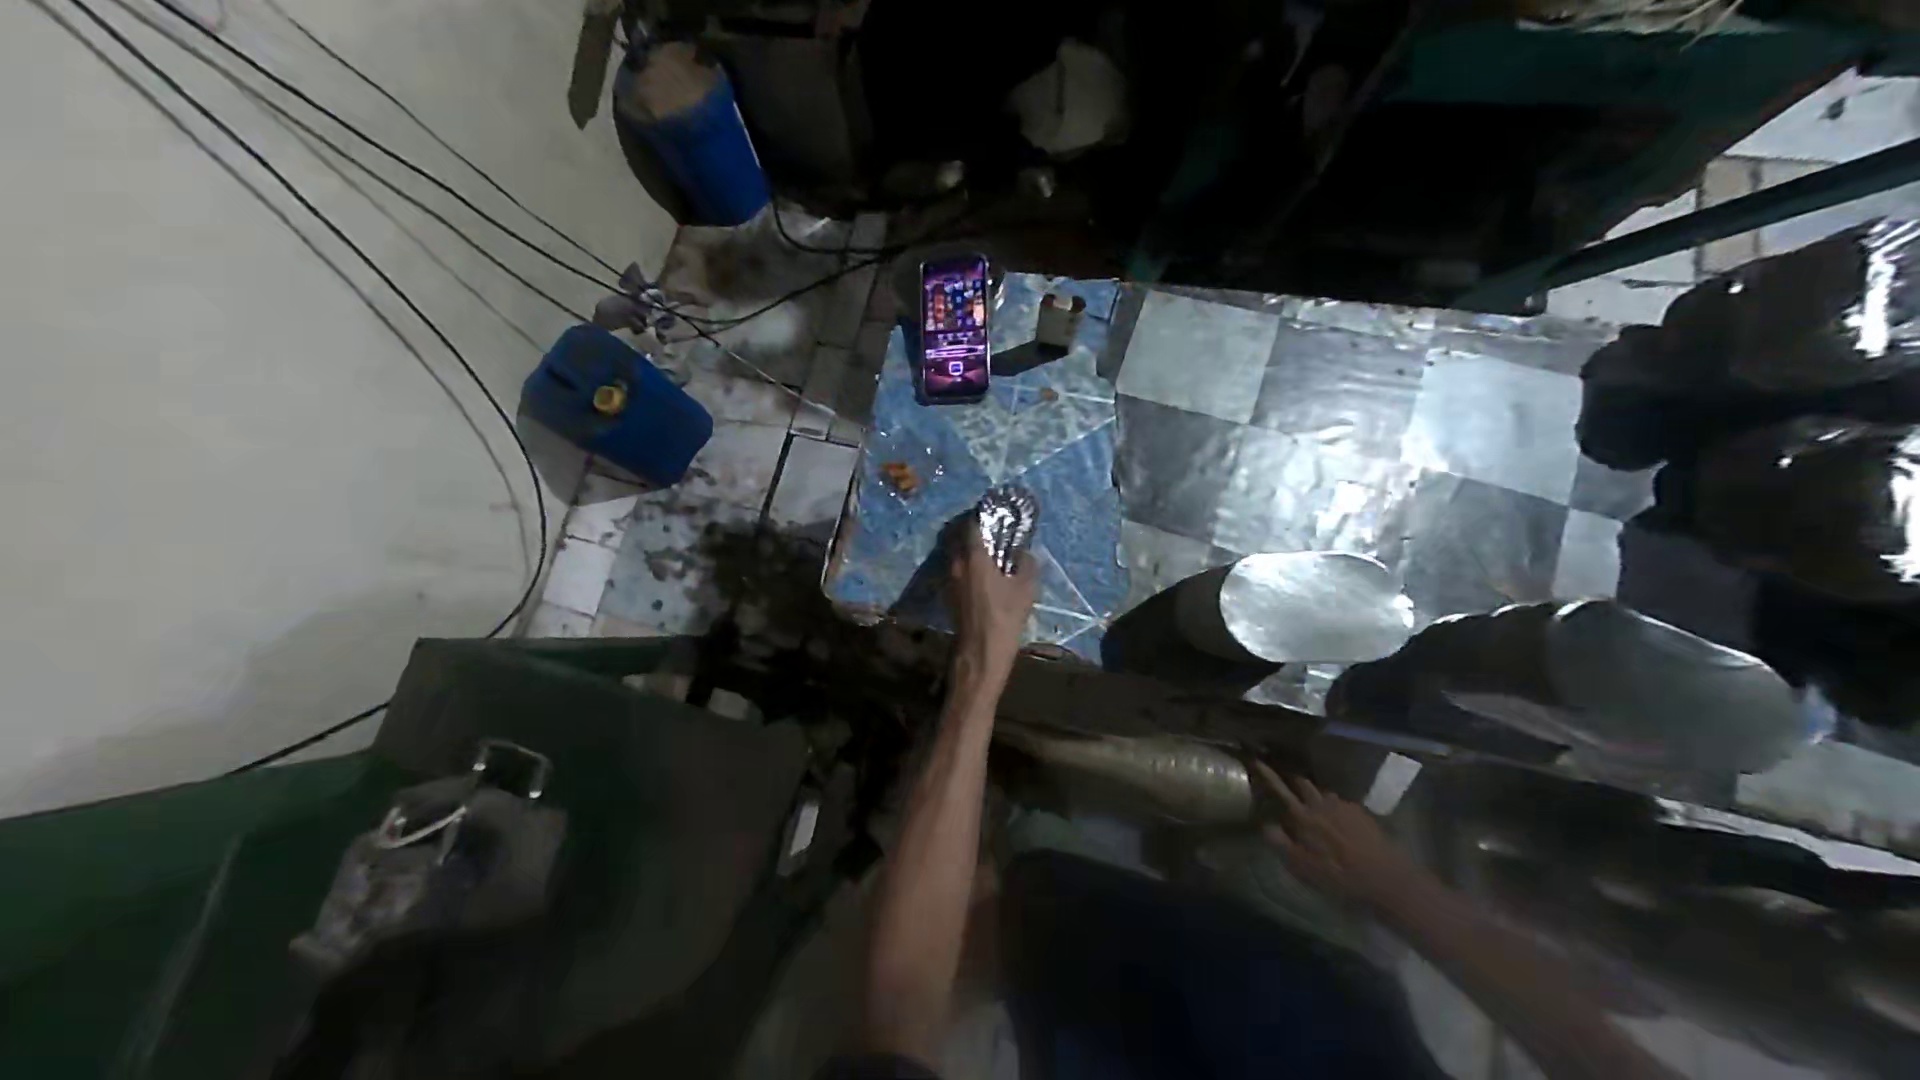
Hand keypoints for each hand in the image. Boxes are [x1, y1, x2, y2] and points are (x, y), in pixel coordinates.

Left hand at [949, 523, 1037, 675]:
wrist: (980, 649)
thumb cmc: (1005, 616)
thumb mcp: (1026, 587)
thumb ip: (1026, 563)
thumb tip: (1023, 553)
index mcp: (973, 556)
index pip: (972, 523)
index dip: (983, 513)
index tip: (995, 510)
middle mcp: (956, 561)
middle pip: (959, 534)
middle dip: (974, 526)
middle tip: (991, 526)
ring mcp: (948, 577)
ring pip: (955, 550)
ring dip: (968, 544)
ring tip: (987, 546)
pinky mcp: (947, 590)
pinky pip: (955, 565)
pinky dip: (965, 560)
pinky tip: (981, 568)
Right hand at [1253, 761, 1424, 908]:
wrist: (1389, 880)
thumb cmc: (1340, 877)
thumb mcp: (1304, 868)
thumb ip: (1281, 844)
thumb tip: (1265, 825)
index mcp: (1304, 816)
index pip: (1280, 788)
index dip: (1267, 773)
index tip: (1256, 758)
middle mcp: (1322, 804)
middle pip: (1303, 783)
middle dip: (1292, 780)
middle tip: (1286, 785)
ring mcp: (1344, 806)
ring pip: (1323, 793)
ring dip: (1315, 795)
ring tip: (1315, 807)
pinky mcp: (1363, 814)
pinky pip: (1342, 804)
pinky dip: (1335, 808)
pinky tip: (1340, 823)